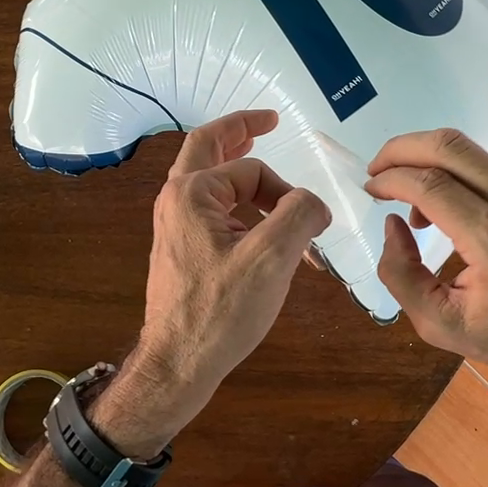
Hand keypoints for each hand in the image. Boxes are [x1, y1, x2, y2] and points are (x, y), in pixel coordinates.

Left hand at [94, 111, 330, 456]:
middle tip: (267, 121)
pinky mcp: (181, 250)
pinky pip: (211, 211)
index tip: (312, 220)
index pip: (250, 169)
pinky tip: (258, 223)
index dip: (286, 189)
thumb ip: (298, 214)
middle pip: (208, 149)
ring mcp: (175, 226)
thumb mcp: (271, 258)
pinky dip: (237, 206)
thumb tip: (312, 202)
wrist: (177, 365)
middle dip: (240, 132)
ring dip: (241, 173)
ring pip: (210, 181)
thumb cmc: (221, 311)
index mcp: (191, 193)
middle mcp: (176, 201)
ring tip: (268, 173)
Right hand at [362, 129, 487, 405]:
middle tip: (379, 168)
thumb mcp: (442, 325)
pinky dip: (465, 178)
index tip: (370, 188)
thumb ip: (400, 273)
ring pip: (475, 154)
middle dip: (403, 148)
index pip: (430, 184)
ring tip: (419, 205)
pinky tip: (459, 211)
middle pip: (452, 147)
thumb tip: (392, 223)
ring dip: (433, 165)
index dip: (390, 178)